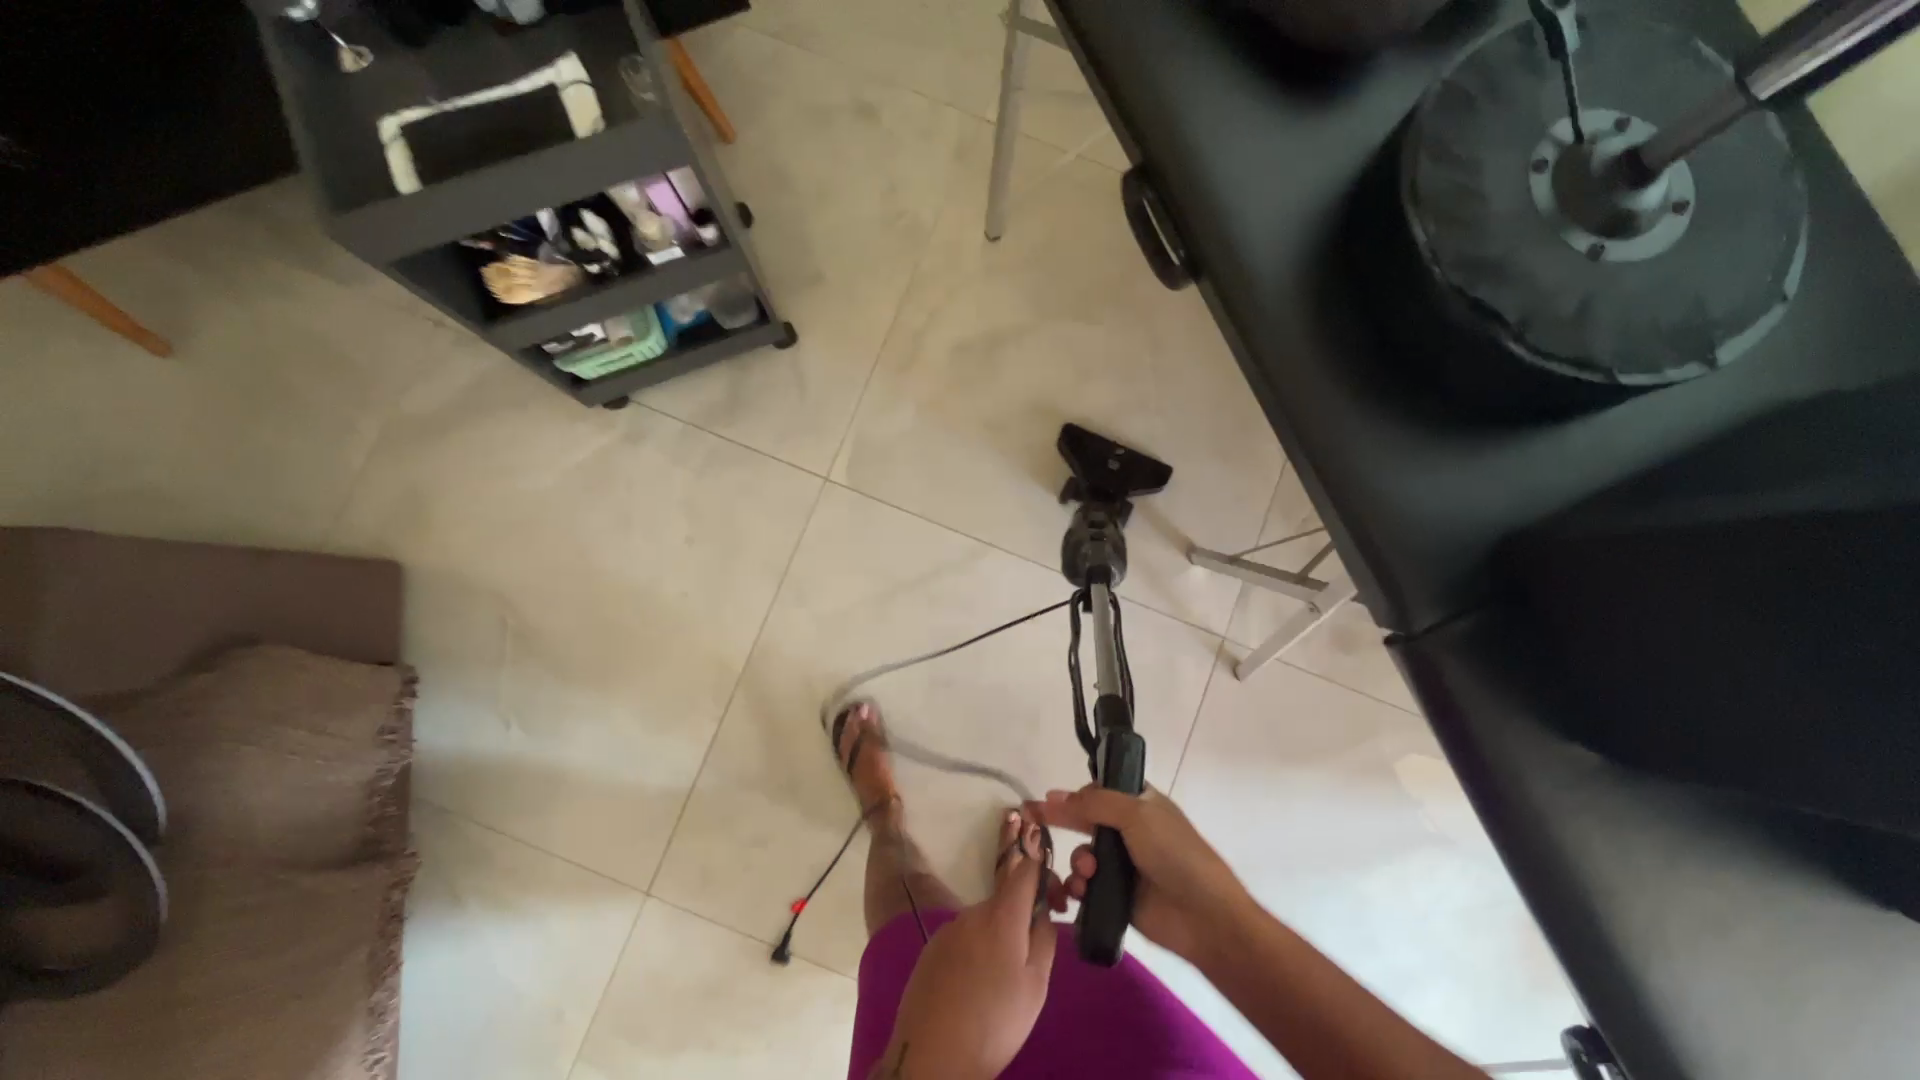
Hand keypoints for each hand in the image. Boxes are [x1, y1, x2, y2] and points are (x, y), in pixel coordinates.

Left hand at [878, 811, 1059, 1079]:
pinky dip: (979, 949)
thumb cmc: (996, 1022)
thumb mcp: (1035, 984)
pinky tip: (982, 982)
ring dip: (1001, 933)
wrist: (932, 1057)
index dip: (1030, 844)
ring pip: (986, 922)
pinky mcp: (932, 951)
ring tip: (1009, 974)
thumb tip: (1044, 913)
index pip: (1022, 868)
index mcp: (1002, 917)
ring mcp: (948, 931)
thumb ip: (1043, 939)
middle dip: (1025, 907)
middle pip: (1006, 898)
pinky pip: (965, 939)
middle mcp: (972, 914)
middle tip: (1044, 930)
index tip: (1031, 818)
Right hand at [1037, 785, 1250, 964]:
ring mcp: (1122, 865)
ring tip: (1088, 870)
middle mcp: (1129, 831)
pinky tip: (1081, 891)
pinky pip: (1085, 885)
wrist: (1201, 915)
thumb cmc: (1174, 854)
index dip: (1074, 795)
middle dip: (1063, 822)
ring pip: (1082, 854)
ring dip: (1078, 860)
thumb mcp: (1136, 815)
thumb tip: (1052, 796)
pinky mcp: (1115, 896)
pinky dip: (1078, 886)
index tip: (1046, 800)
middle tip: (1034, 822)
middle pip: (1086, 821)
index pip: (1099, 791)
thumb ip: (1093, 803)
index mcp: (1140, 805)